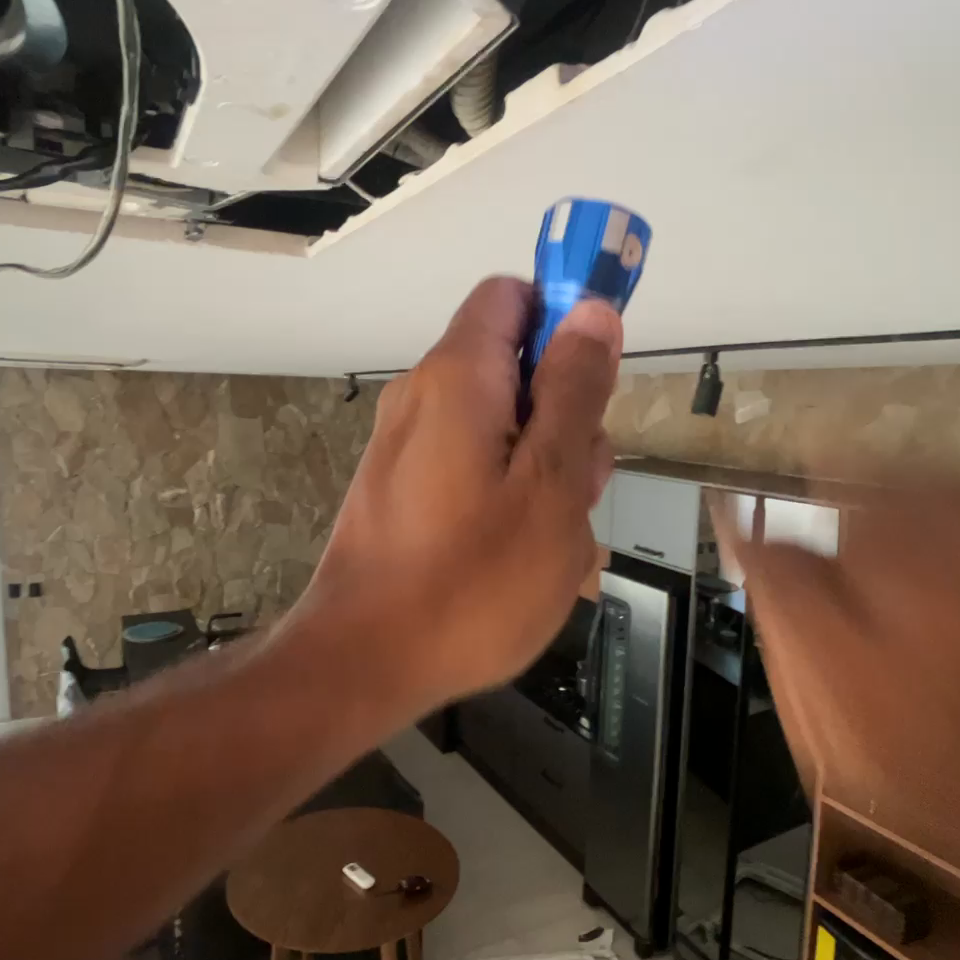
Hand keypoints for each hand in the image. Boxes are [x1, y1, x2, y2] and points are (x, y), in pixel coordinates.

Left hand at [298, 277, 620, 705]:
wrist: (361, 664)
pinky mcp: (401, 494)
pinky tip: (515, 557)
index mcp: (458, 377)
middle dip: (564, 415)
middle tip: (579, 488)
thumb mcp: (550, 483)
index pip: (514, 295)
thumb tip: (592, 311)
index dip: (566, 319)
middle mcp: (422, 398)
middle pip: (513, 367)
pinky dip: (506, 497)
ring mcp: (406, 449)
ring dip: (542, 468)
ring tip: (551, 540)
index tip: (597, 382)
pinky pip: (470, 470)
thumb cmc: (470, 582)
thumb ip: (574, 392)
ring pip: (499, 428)